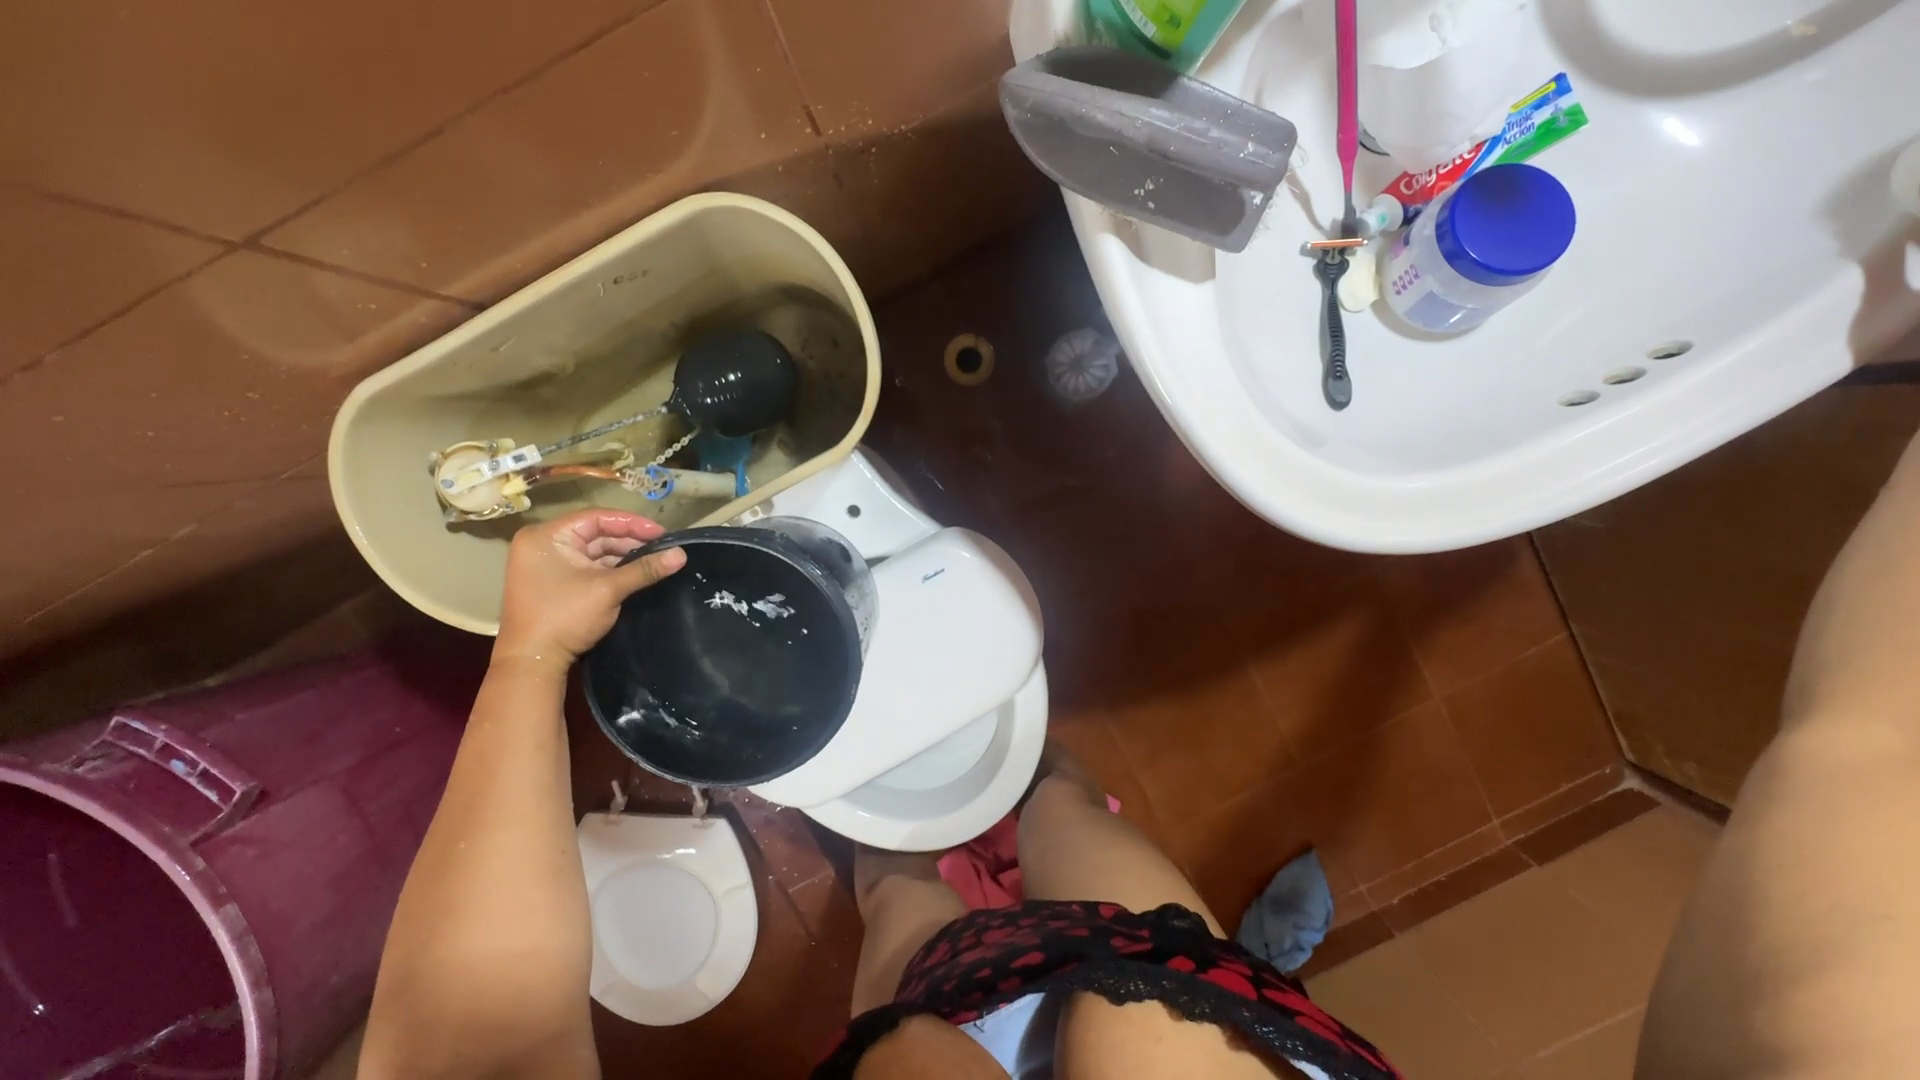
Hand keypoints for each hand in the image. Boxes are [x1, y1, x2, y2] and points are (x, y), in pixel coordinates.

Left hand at [494, 508, 686, 672]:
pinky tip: (633, 573)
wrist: (533, 661)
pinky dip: (609, 569)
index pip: (596, 518)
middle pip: (594, 533)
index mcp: (546, 536)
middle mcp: (542, 543)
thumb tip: (682, 554)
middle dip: (629, 541)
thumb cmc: (565, 617)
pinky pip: (585, 566)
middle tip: (661, 548)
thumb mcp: (609, 590)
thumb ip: (645, 569)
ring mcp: (545, 563)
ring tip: (653, 561)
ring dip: (621, 556)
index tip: (662, 532)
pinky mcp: (551, 581)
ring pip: (592, 551)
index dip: (632, 523)